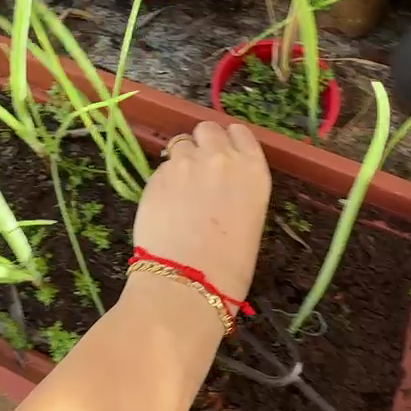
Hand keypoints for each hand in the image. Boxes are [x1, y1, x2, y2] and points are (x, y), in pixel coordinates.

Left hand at [133, 121, 270, 300]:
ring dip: (181, 158)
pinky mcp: (157, 173)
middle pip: (208, 129)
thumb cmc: (229, 266)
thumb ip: (236, 187)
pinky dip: (164, 178)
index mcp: (253, 170)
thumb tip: (220, 184)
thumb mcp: (249, 219)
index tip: (223, 152)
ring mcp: (185, 162)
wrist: (188, 281)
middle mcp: (220, 158)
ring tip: (180, 187)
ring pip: (181, 142)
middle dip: (202, 143)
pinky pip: (162, 165)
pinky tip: (165, 202)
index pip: (240, 133)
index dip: (229, 141)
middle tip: (198, 167)